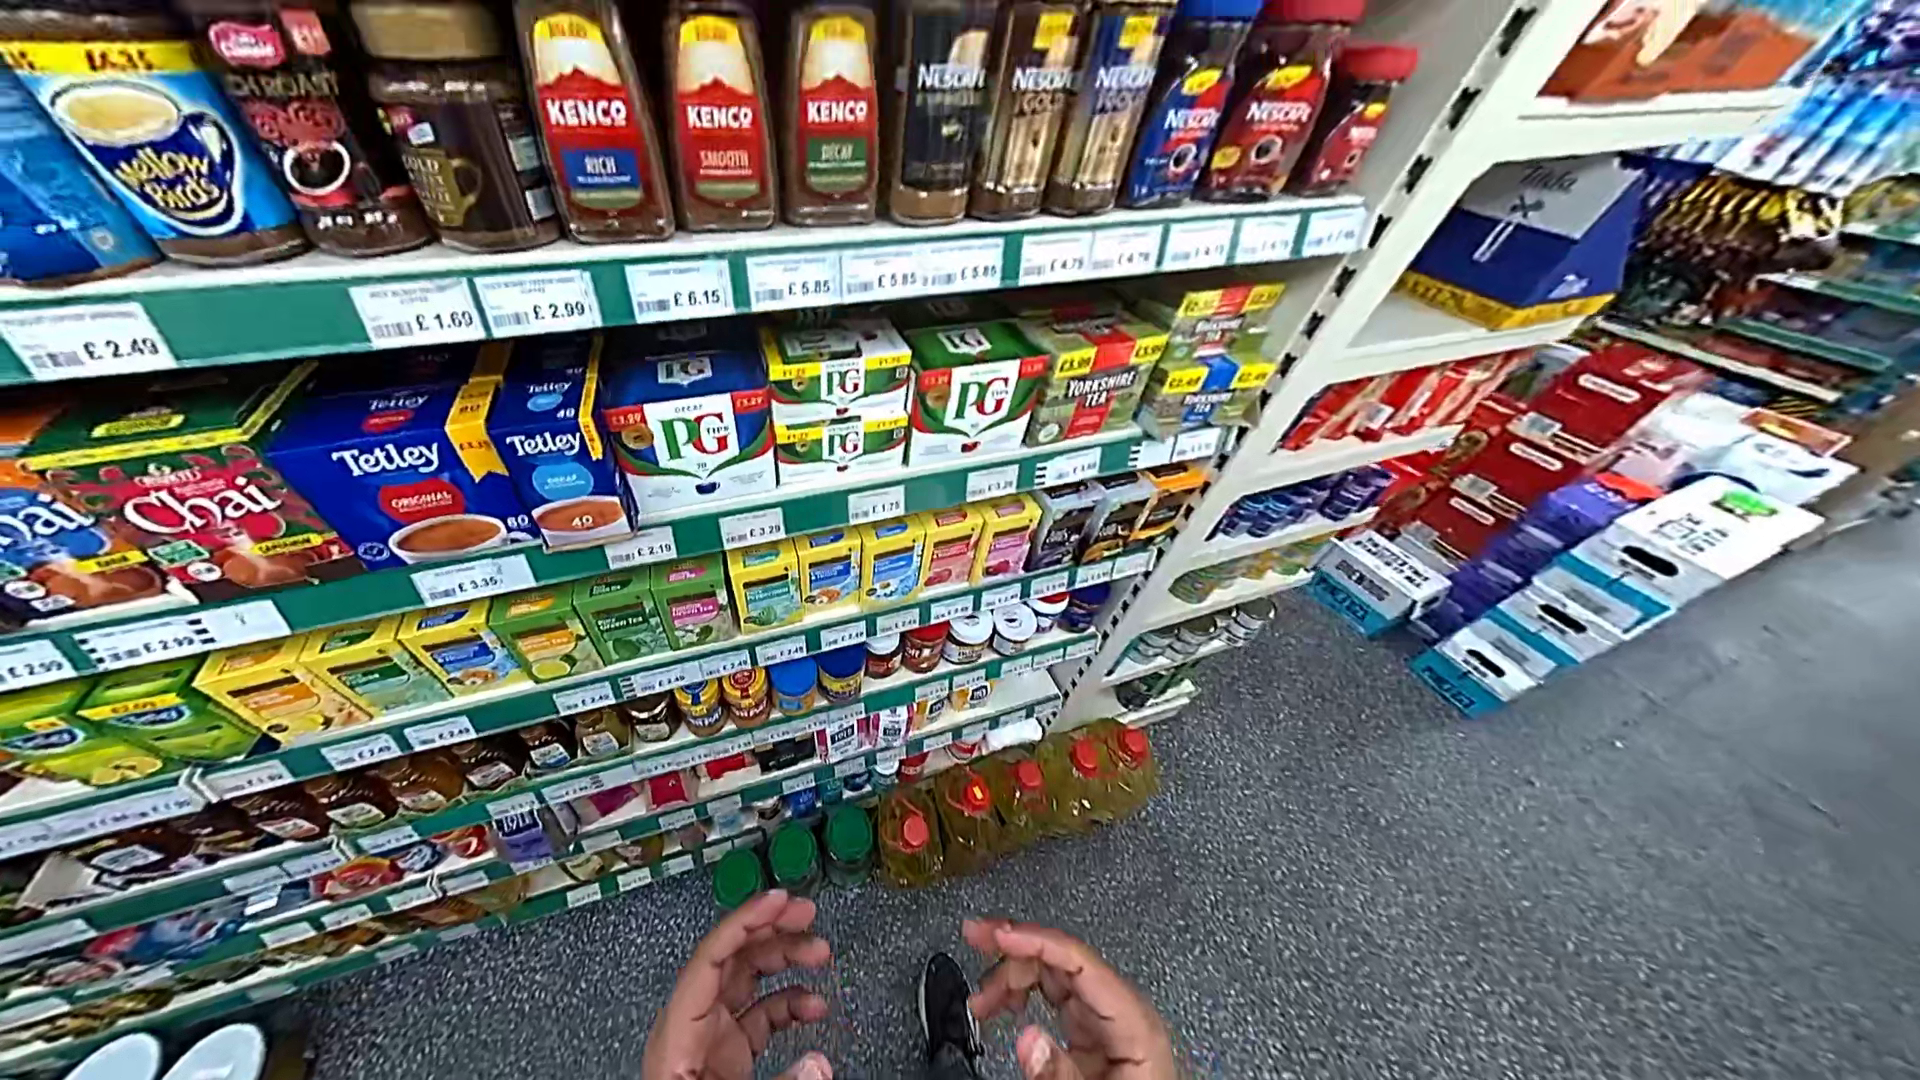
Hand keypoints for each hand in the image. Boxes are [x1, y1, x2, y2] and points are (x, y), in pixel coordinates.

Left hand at [641, 889, 833, 1079]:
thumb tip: (820, 1063)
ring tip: (821, 953)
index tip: (780, 900)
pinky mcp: (726, 1059)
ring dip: (787, 960)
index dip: (746, 920)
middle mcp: (691, 1031)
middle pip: (732, 959)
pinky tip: (814, 1008)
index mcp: (678, 1039)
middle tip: (807, 913)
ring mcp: (709, 1044)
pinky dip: (789, 1003)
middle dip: (773, 930)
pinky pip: (760, 1014)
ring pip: (749, 980)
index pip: (711, 957)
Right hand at [964, 919, 1177, 1079]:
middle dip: (1013, 948)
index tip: (998, 934)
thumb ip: (1061, 1072)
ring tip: (981, 998)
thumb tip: (1026, 1038)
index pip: (1077, 957)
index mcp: (1131, 1019)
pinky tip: (1004, 1003)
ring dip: (1011, 975)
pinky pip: (1052, 995)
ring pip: (1051, 972)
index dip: (1034, 939)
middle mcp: (1118, 1008)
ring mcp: (1105, 1018)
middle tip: (975, 936)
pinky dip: (1023, 993)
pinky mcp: (1092, 1032)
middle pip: (1059, 958)